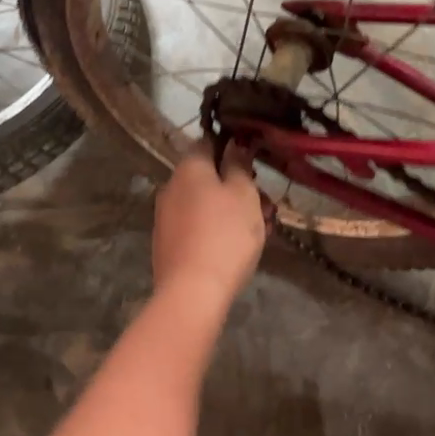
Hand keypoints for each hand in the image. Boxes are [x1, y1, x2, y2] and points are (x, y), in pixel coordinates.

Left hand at [151, 143, 266, 306]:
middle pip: (209, 177)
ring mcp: (167, 218)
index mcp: (188, 168)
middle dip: (240, 187)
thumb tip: (233, 145)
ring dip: (234, 211)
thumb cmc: (225, 234)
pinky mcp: (168, 246)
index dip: (232, 146)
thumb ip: (239, 164)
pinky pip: (198, 227)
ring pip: (207, 204)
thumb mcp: (244, 193)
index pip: (208, 141)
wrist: (192, 293)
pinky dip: (219, 230)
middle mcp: (171, 187)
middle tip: (267, 205)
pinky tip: (241, 248)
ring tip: (263, 230)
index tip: (255, 162)